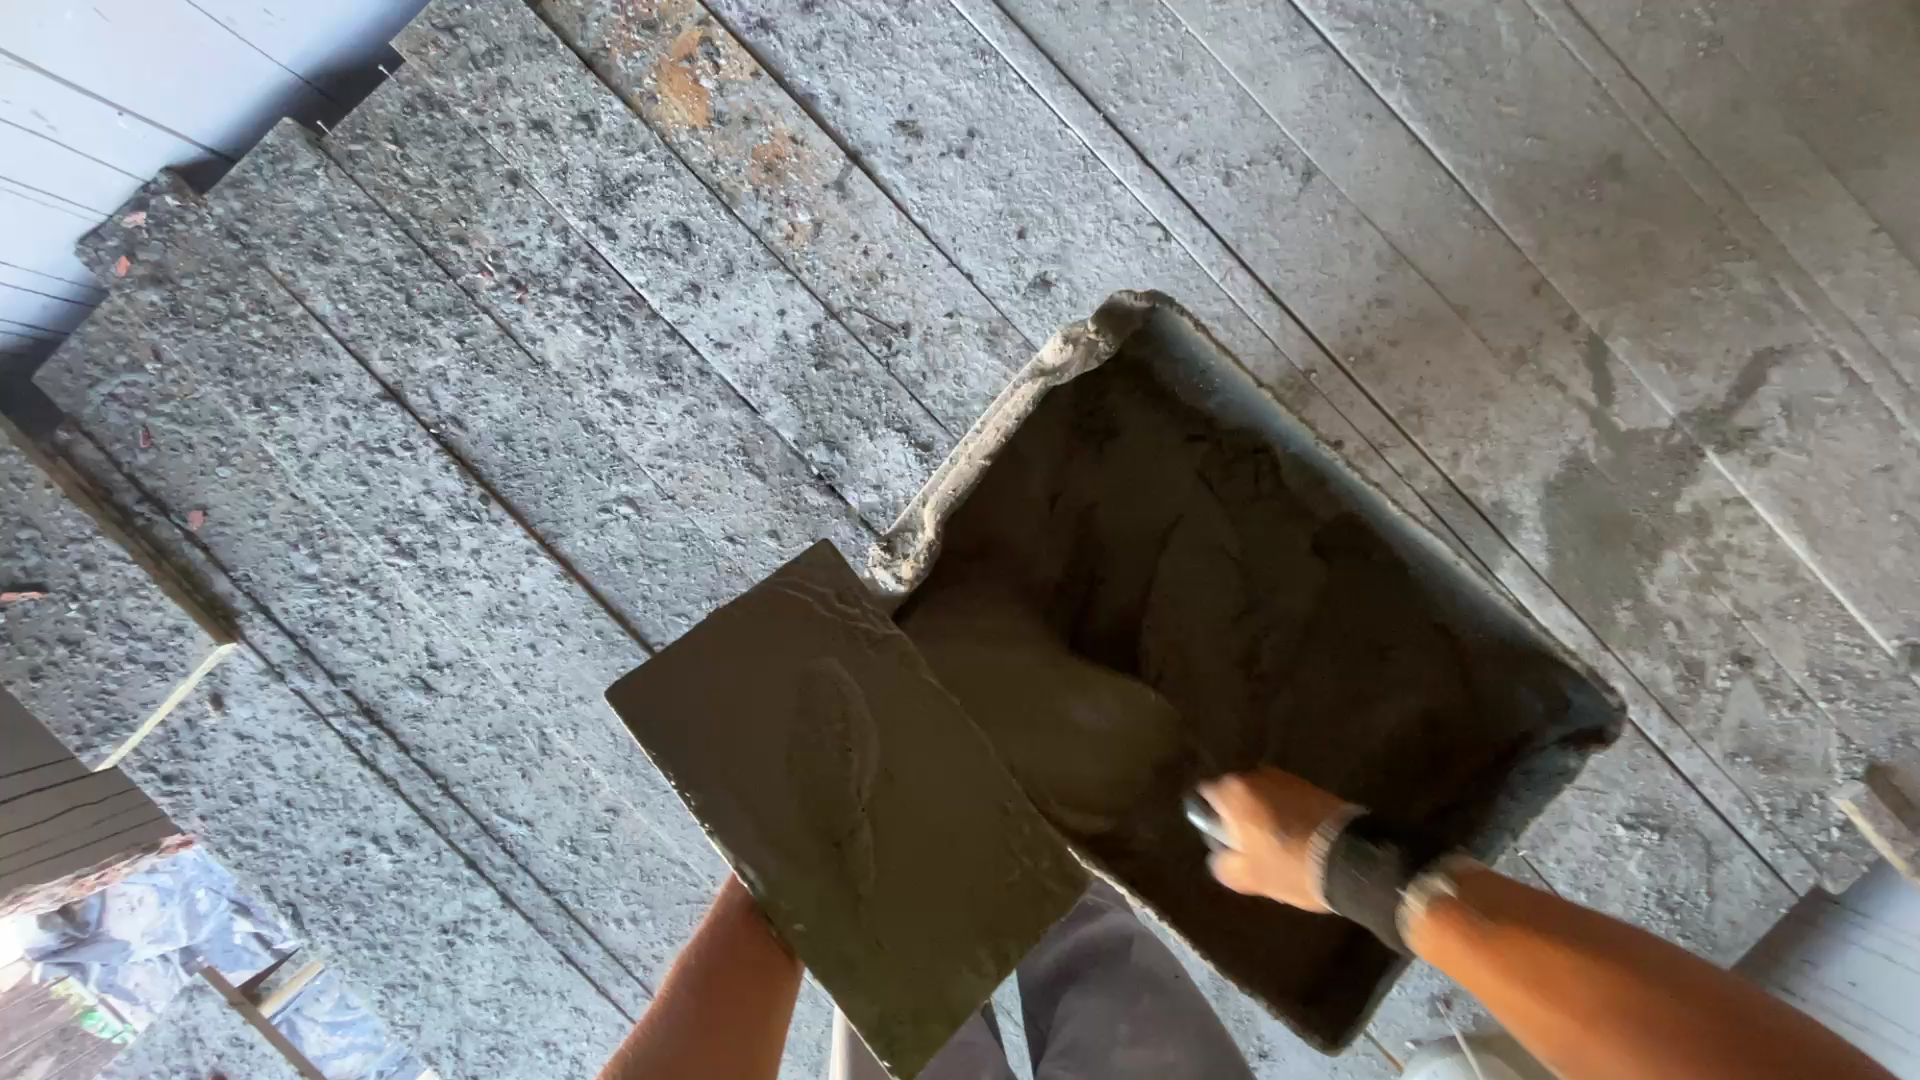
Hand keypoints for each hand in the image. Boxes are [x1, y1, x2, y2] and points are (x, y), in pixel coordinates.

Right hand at [1198, 768, 1359, 912]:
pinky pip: (1285, 799)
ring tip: (1280, 846)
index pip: (1205, 796)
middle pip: (1235, 796)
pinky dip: (1286, 814)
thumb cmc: (1290, 865)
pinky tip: (1299, 839)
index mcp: (1233, 792)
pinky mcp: (1310, 785)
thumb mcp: (1249, 876)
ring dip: (1265, 815)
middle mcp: (1254, 775)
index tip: (1227, 842)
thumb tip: (1221, 856)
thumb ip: (1223, 864)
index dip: (1212, 820)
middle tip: (1253, 847)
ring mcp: (1285, 777)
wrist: (1353, 860)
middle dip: (1240, 817)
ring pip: (1261, 798)